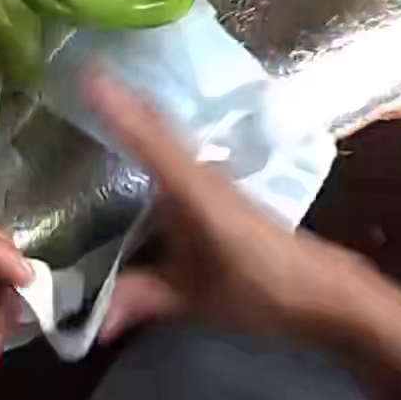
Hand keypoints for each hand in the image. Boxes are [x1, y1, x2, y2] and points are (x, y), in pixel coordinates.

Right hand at [83, 72, 385, 344]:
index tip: (88, 75)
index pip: (148, 139)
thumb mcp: (198, 298)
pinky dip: (149, 128)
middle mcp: (198, 169)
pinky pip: (172, 143)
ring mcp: (207, 172)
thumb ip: (145, 298)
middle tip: (82, 73)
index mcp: (192, 189)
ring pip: (165, 129)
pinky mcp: (212, 182)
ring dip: (135, 107)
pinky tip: (134, 132)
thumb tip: (91, 326)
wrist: (318, 287)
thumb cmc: (261, 287)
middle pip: (156, 122)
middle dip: (121, 96)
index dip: (118, 108)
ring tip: (98, 89)